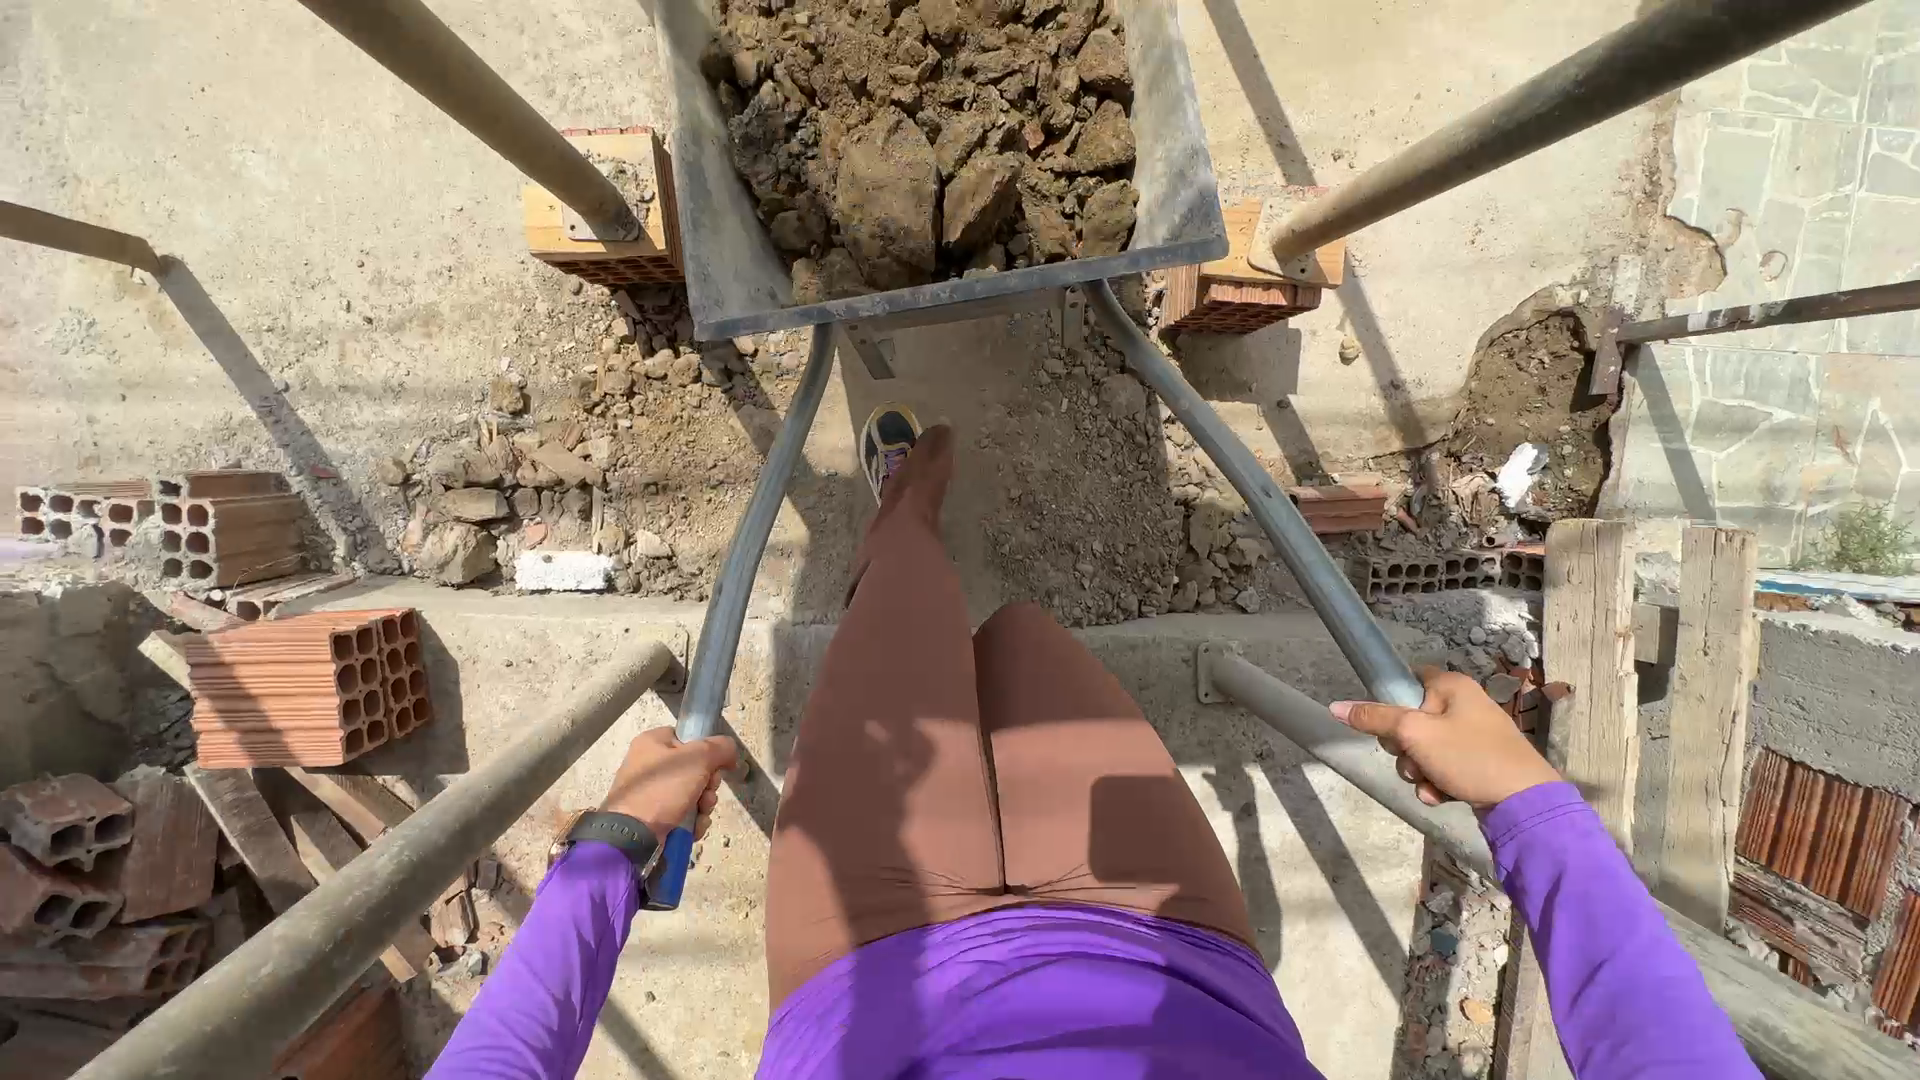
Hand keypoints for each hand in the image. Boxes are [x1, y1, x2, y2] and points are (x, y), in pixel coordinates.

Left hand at [600, 728, 739, 842]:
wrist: (632, 837)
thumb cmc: (663, 788)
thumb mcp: (698, 758)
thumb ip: (721, 747)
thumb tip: (730, 751)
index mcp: (652, 742)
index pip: (688, 738)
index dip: (706, 752)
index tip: (714, 765)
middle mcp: (649, 765)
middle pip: (695, 768)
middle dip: (708, 784)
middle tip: (707, 792)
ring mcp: (650, 793)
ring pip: (692, 793)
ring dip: (704, 804)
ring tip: (700, 813)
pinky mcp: (652, 816)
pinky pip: (683, 813)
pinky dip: (693, 821)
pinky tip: (693, 827)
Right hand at [1330, 667, 1560, 808]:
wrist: (1525, 805)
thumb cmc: (1469, 756)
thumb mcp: (1414, 733)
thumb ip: (1373, 718)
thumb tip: (1335, 707)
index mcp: (1452, 686)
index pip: (1407, 678)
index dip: (1391, 700)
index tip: (1389, 724)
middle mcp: (1464, 705)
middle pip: (1409, 719)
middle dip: (1403, 747)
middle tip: (1412, 758)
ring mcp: (1473, 736)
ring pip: (1422, 747)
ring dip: (1416, 768)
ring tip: (1429, 783)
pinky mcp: (1479, 763)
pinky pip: (1441, 766)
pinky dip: (1435, 781)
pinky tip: (1440, 795)